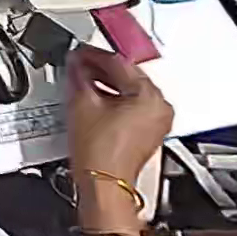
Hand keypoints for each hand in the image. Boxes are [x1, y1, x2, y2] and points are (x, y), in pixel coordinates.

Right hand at [65, 46, 172, 229]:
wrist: (103, 183)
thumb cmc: (100, 152)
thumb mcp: (82, 102)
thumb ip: (79, 75)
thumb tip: (76, 63)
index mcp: (150, 97)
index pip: (119, 63)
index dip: (94, 55)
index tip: (80, 52)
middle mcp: (160, 108)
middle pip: (127, 76)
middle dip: (100, 67)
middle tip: (79, 61)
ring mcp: (156, 121)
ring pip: (129, 90)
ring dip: (105, 82)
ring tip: (82, 77)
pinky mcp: (147, 131)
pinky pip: (131, 105)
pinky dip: (112, 97)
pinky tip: (93, 95)